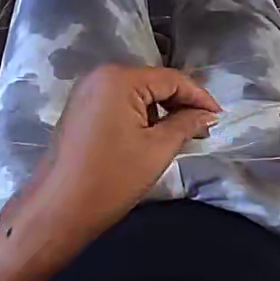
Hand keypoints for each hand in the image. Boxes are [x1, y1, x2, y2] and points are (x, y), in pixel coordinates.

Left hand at [7, 65, 219, 251]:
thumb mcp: (157, 149)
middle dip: (179, 102)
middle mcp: (99, 75)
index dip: (198, 96)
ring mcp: (86, 90)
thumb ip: (186, 124)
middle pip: (151, 82)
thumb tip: (207, 114)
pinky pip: (117, 102)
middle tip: (204, 129)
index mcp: (118, 78)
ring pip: (135, 92)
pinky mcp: (80, 107)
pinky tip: (152, 135)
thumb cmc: (112, 177)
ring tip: (182, 135)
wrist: (60, 205)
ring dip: (160, 110)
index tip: (219, 118)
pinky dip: (138, 114)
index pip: (170, 78)